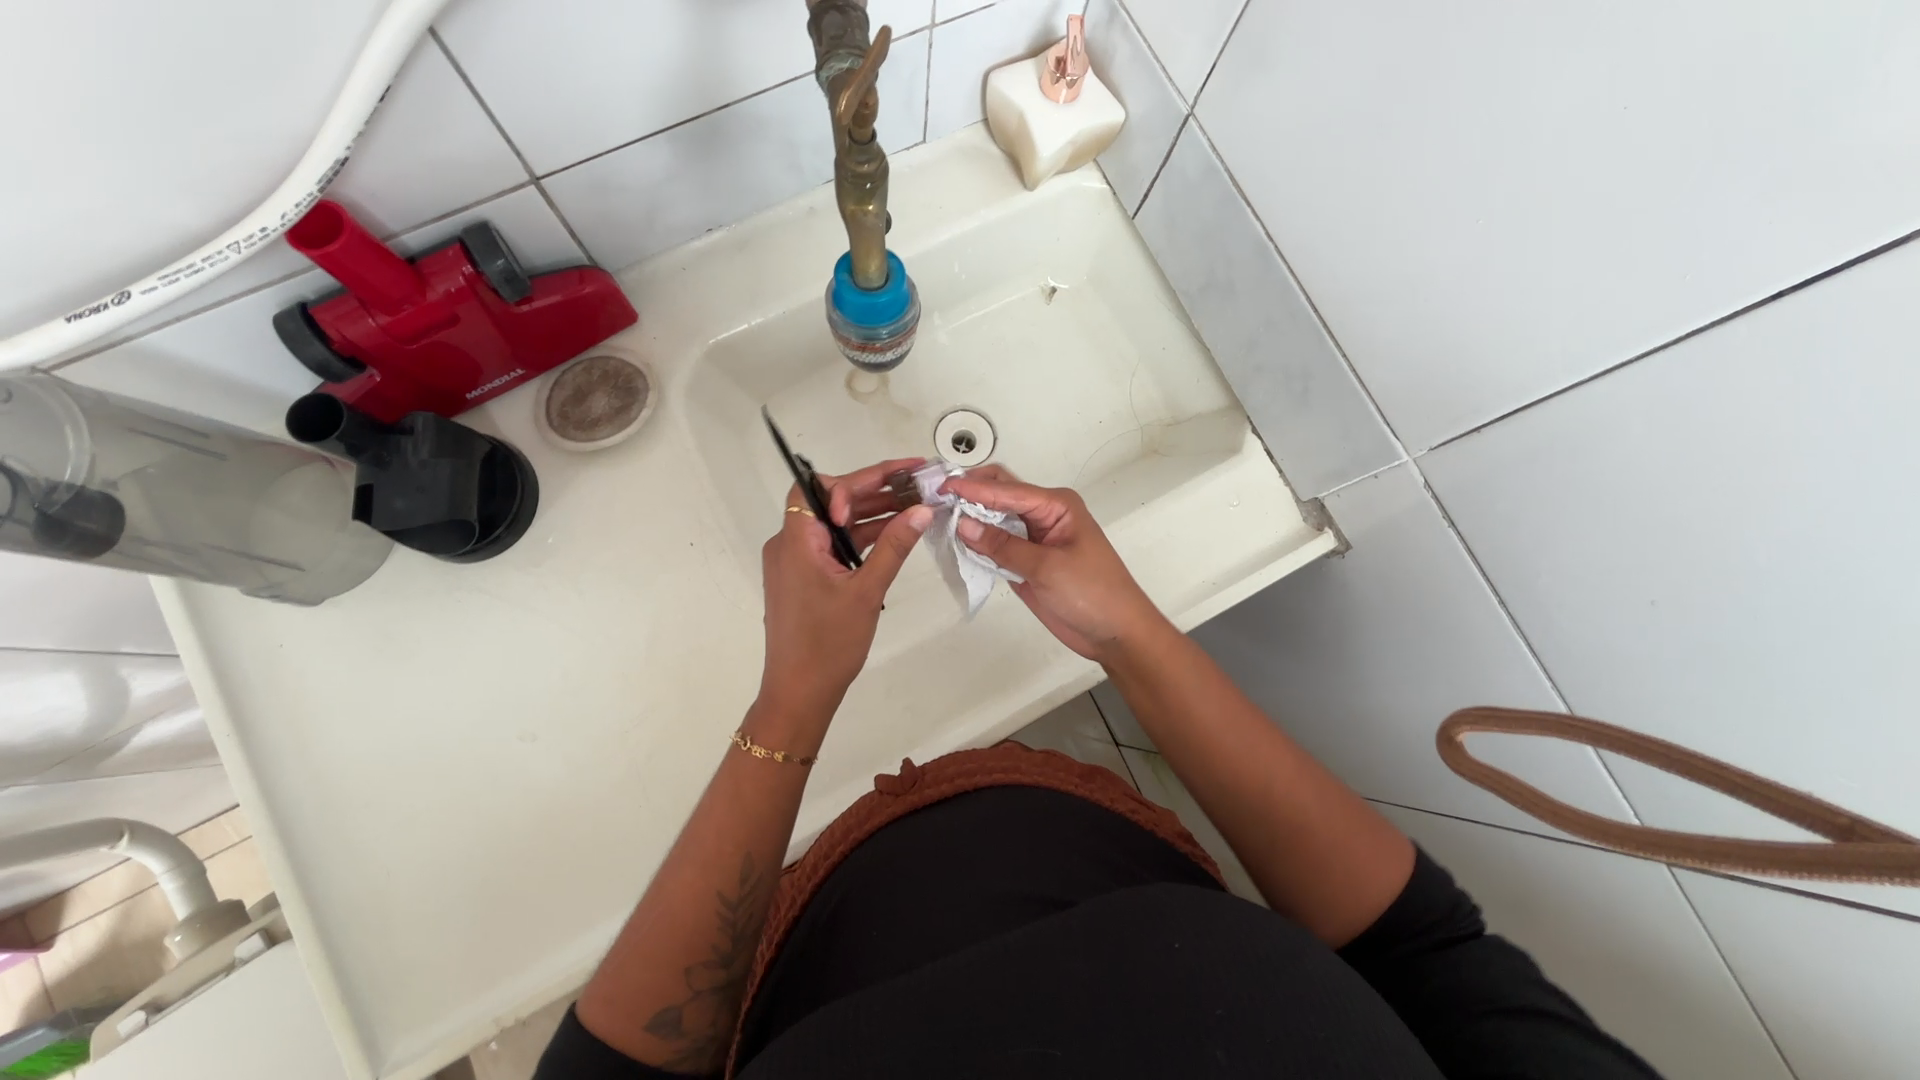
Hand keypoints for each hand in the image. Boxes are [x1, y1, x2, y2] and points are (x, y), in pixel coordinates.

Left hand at [758, 458, 932, 728]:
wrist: (799, 693)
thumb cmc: (828, 644)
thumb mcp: (867, 592)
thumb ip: (894, 547)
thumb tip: (922, 510)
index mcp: (795, 542)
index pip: (817, 488)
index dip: (853, 481)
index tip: (891, 485)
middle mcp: (789, 545)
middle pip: (828, 502)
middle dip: (871, 491)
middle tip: (915, 483)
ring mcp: (795, 564)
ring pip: (834, 525)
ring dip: (870, 515)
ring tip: (913, 507)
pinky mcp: (804, 580)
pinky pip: (833, 547)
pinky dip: (860, 540)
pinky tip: (893, 536)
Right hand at [943, 466, 1169, 662]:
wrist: (1115, 633)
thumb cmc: (1093, 594)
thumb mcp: (1047, 568)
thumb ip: (1003, 547)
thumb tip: (963, 524)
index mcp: (1056, 505)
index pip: (1006, 489)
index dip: (973, 488)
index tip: (941, 488)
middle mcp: (1042, 515)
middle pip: (999, 495)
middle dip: (969, 495)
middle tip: (934, 498)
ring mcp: (1033, 538)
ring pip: (994, 520)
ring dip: (969, 518)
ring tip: (934, 516)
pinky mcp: (1025, 561)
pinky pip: (995, 545)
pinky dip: (976, 544)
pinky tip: (953, 543)